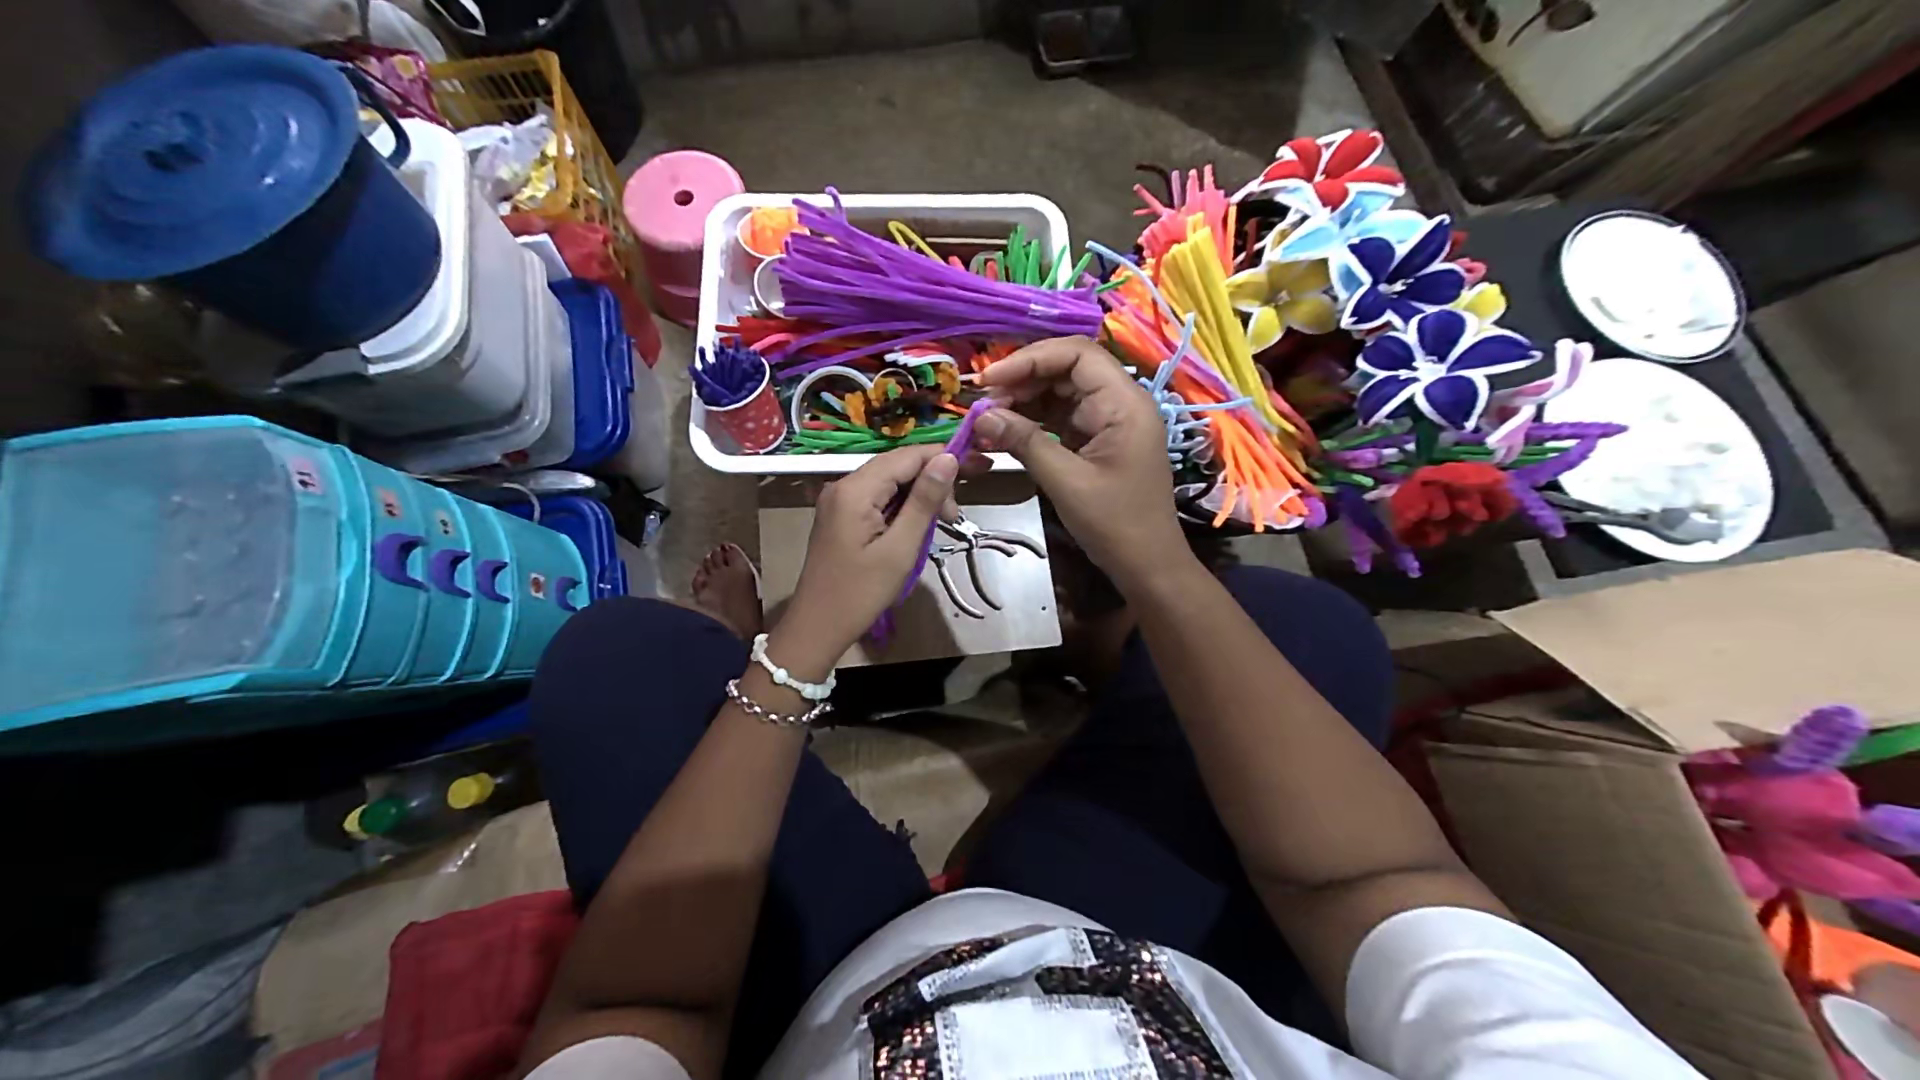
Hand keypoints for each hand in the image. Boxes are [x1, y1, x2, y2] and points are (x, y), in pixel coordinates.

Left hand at [780, 445, 960, 665]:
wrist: (817, 627)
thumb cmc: (861, 592)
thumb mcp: (900, 548)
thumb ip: (924, 501)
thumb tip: (948, 459)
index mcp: (855, 489)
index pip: (907, 456)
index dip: (943, 457)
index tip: (978, 468)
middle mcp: (843, 485)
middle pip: (897, 466)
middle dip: (932, 481)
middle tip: (954, 516)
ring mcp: (839, 501)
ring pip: (889, 482)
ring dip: (919, 497)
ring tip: (941, 524)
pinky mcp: (840, 516)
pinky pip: (877, 498)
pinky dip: (901, 507)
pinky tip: (917, 526)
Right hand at [974, 336, 1190, 592]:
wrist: (1147, 564)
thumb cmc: (1115, 523)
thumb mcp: (1066, 481)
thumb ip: (1025, 442)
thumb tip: (981, 417)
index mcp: (1123, 403)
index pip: (1076, 354)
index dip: (1029, 359)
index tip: (989, 379)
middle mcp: (1119, 402)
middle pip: (1067, 369)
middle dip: (1022, 380)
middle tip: (984, 403)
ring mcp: (1109, 421)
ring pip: (1061, 393)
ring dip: (1024, 400)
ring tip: (988, 419)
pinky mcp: (1098, 440)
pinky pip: (1062, 417)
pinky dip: (1034, 422)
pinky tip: (1005, 432)